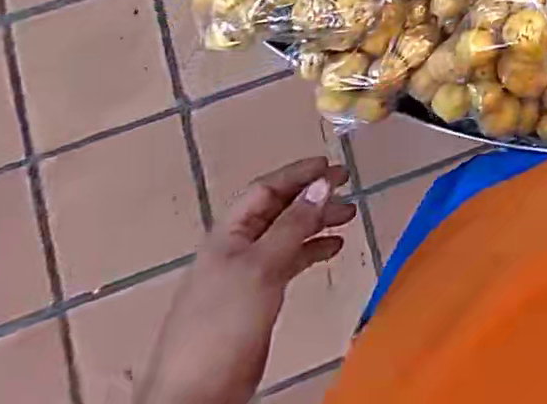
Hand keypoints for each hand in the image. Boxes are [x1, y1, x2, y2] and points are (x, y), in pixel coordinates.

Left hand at [137, 159, 356, 403]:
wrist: (197, 395)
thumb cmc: (224, 322)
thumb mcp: (262, 266)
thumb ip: (293, 224)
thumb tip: (322, 183)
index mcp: (229, 234)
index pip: (266, 189)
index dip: (297, 174)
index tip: (330, 165)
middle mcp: (237, 248)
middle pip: (279, 210)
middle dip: (313, 195)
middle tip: (347, 186)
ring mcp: (246, 274)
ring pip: (287, 234)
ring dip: (317, 221)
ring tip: (348, 216)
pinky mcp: (257, 299)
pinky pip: (289, 261)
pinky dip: (312, 250)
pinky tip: (332, 249)